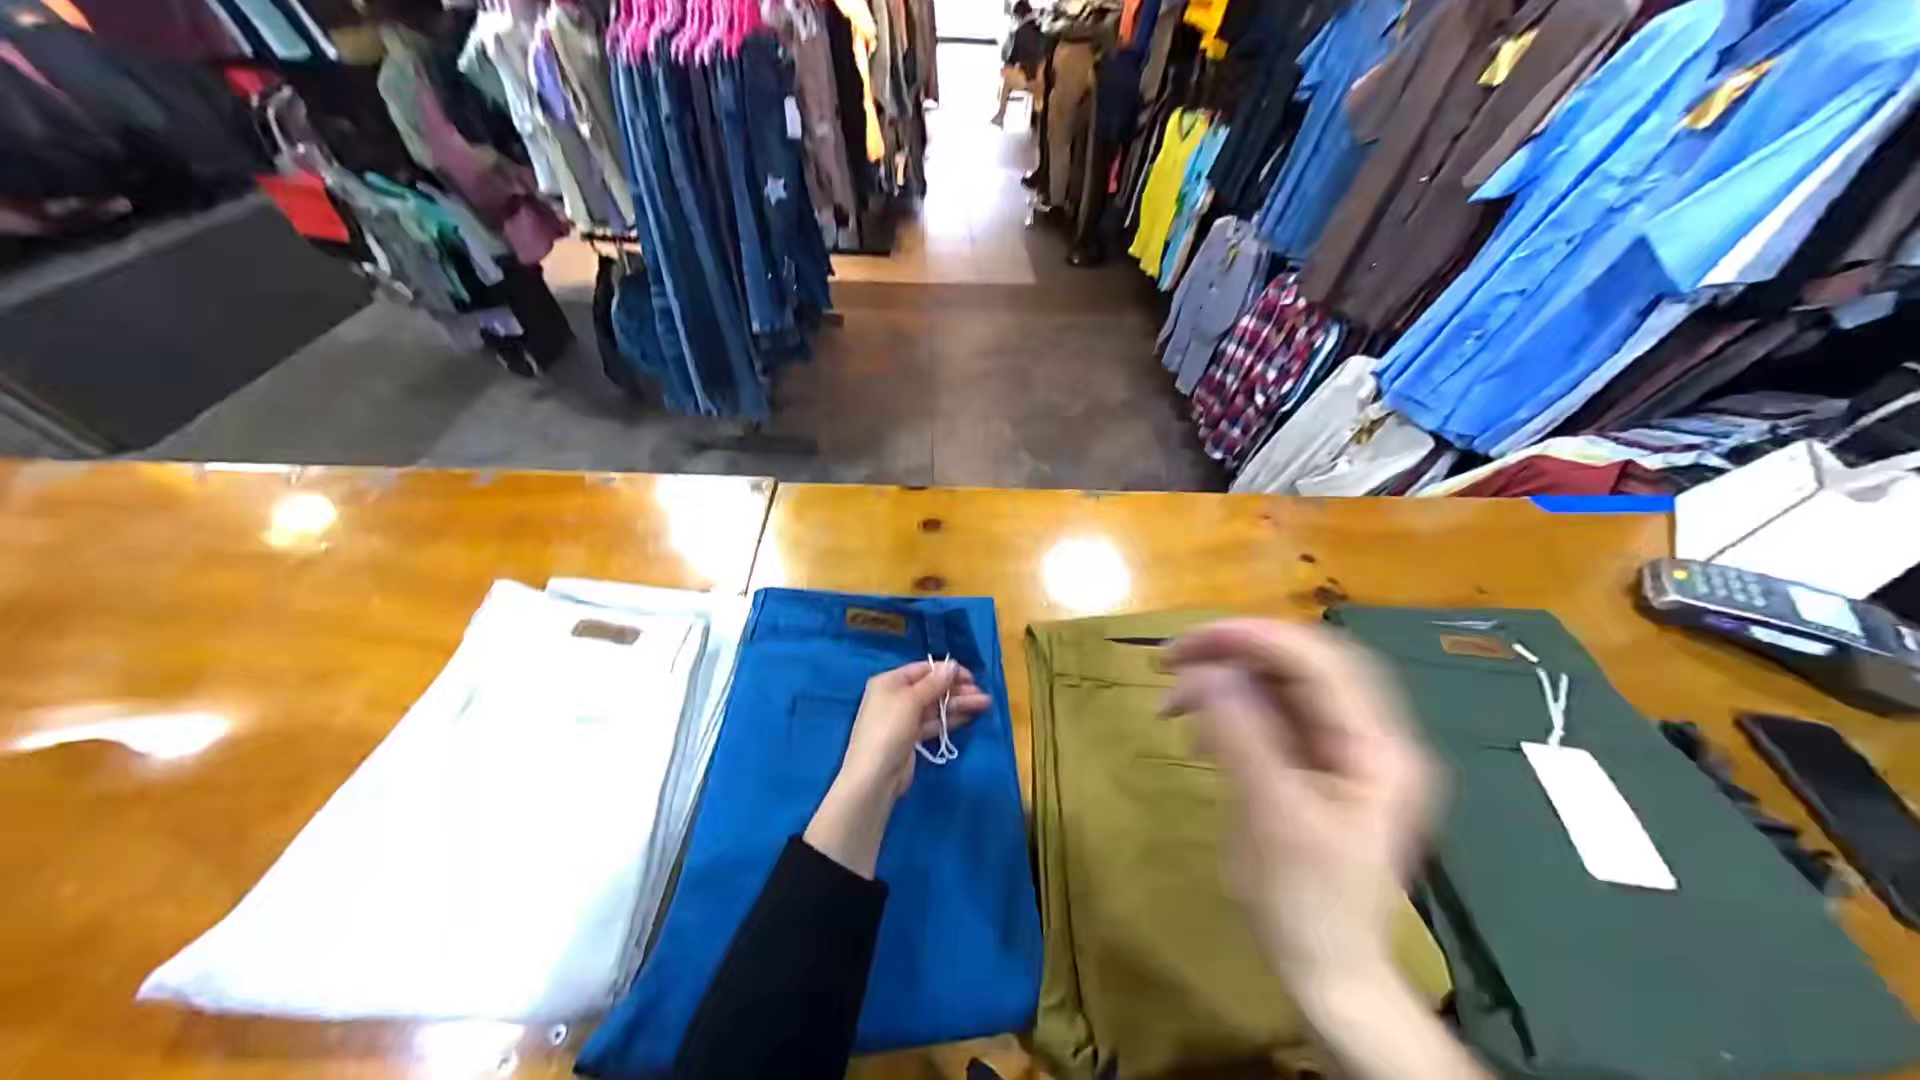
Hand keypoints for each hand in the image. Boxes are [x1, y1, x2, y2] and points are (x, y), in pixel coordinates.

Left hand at [838, 659, 991, 801]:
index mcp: (890, 681)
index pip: (923, 669)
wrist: (875, 776)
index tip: (971, 677)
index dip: (947, 671)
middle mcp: (896, 696)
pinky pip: (934, 722)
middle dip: (957, 689)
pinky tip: (969, 716)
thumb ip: (934, 682)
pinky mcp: (912, 737)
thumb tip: (952, 664)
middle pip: (931, 688)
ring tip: (984, 704)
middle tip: (982, 694)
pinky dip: (950, 718)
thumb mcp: (911, 700)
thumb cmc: (890, 729)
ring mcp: (904, 718)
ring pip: (936, 706)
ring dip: (959, 703)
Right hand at [1163, 620, 1435, 985]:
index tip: (1190, 643)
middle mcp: (1366, 738)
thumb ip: (1243, 737)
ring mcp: (1341, 751)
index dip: (1255, 638)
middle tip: (1174, 660)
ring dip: (1226, 681)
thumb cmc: (1306, 905)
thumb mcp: (1272, 819)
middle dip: (1236, 652)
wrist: (1326, 971)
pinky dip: (1230, 709)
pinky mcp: (1313, 764)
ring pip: (1282, 685)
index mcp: (1376, 749)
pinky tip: (1198, 728)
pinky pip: (1271, 715)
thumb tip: (1208, 670)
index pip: (1319, 663)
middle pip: (1302, 664)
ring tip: (1173, 701)